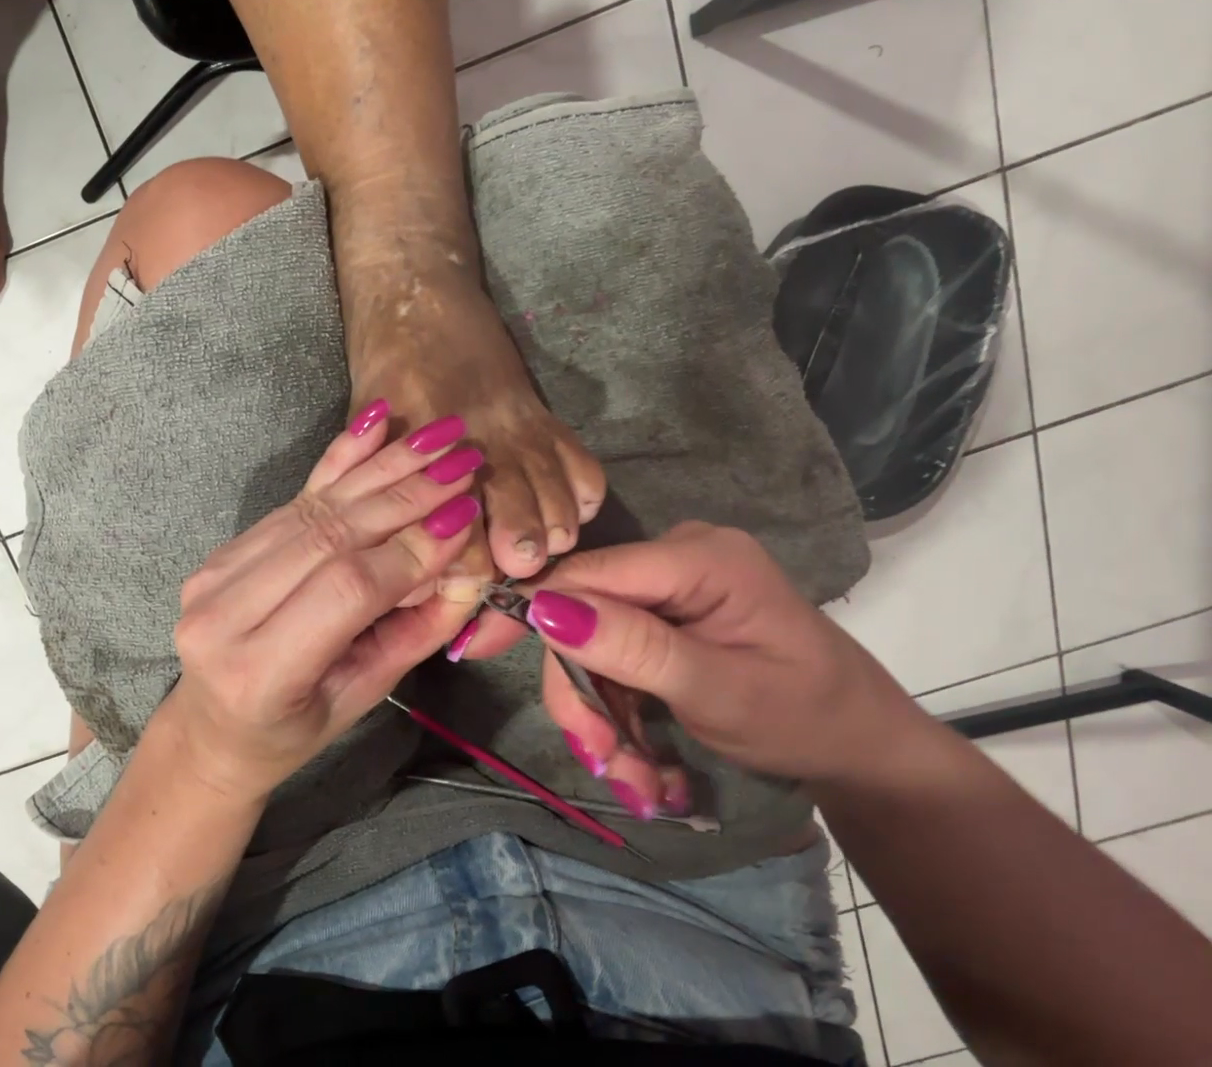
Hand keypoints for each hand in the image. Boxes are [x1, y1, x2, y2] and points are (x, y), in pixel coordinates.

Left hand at [162, 405, 481, 801]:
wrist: (213, 728)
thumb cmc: (292, 730)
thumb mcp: (360, 698)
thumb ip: (413, 632)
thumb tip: (468, 569)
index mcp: (258, 673)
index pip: (347, 589)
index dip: (410, 549)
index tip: (467, 513)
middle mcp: (223, 616)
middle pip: (327, 536)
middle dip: (404, 496)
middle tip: (465, 461)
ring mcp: (212, 576)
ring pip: (310, 510)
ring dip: (380, 469)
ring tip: (439, 437)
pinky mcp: (220, 552)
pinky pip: (289, 501)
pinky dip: (339, 462)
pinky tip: (378, 424)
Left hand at [347, 273, 606, 585]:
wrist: (419, 296)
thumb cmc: (385, 368)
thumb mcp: (364, 422)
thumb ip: (375, 478)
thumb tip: (393, 548)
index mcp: (432, 452)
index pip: (459, 534)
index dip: (463, 576)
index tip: (461, 598)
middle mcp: (488, 445)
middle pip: (522, 524)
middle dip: (518, 562)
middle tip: (512, 580)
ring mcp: (525, 429)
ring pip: (560, 502)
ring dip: (552, 538)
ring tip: (539, 557)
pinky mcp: (548, 416)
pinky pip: (584, 468)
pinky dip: (581, 501)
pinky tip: (562, 516)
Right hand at [485, 523, 932, 805]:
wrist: (863, 750)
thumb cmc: (806, 718)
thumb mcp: (719, 690)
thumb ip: (633, 647)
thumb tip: (542, 608)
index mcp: (698, 557)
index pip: (585, 571)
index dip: (526, 608)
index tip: (475, 652)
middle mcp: (676, 560)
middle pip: (582, 616)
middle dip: (583, 695)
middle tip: (601, 761)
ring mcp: (670, 591)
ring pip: (590, 647)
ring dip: (601, 718)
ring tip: (637, 781)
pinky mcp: (665, 620)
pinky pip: (612, 660)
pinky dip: (617, 714)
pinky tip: (643, 762)